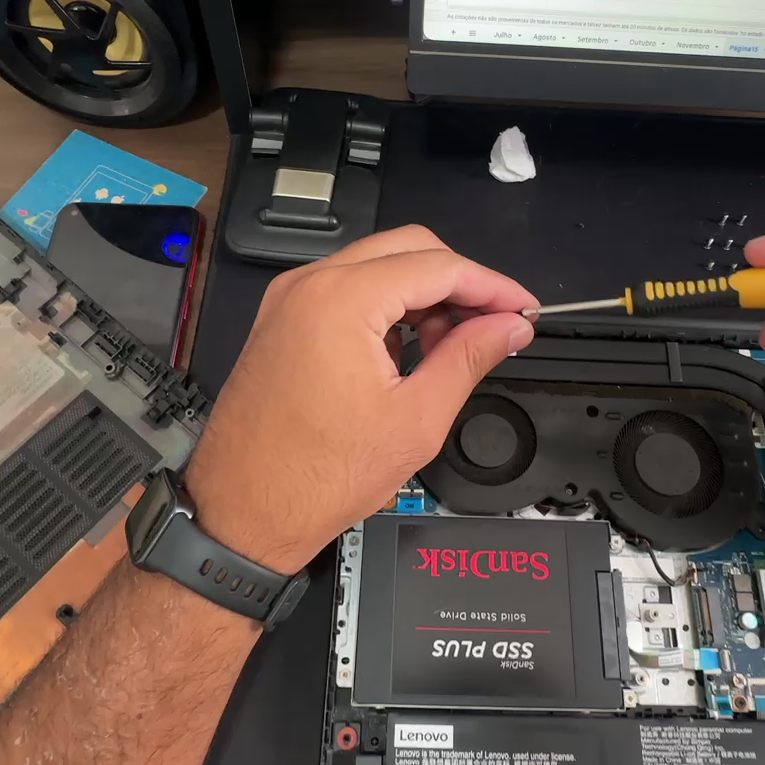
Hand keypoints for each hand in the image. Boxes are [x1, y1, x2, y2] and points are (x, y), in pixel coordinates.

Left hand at [182, 227, 536, 572]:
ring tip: (453, 346)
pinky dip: (388, 309)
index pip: (439, 266)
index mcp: (341, 301)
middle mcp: (309, 287)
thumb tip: (507, 327)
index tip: (521, 308)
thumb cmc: (313, 478)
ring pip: (378, 267)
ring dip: (424, 295)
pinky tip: (410, 350)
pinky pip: (348, 291)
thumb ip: (469, 359)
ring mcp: (291, 302)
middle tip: (494, 324)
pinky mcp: (284, 322)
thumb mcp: (416, 419)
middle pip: (408, 250)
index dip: (493, 285)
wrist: (243, 514)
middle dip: (460, 282)